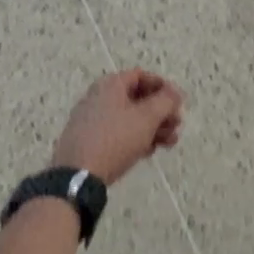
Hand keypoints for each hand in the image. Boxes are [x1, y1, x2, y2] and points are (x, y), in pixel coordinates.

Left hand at [52, 68, 184, 184]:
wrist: (76, 177)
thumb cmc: (115, 139)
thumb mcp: (148, 117)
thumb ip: (166, 101)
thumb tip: (175, 93)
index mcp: (110, 85)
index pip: (142, 76)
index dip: (163, 87)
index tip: (177, 104)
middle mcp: (98, 98)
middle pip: (137, 98)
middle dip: (161, 112)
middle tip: (176, 126)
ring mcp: (90, 121)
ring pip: (129, 118)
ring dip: (152, 128)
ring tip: (168, 143)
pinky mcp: (87, 142)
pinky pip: (117, 133)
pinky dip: (135, 138)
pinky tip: (147, 152)